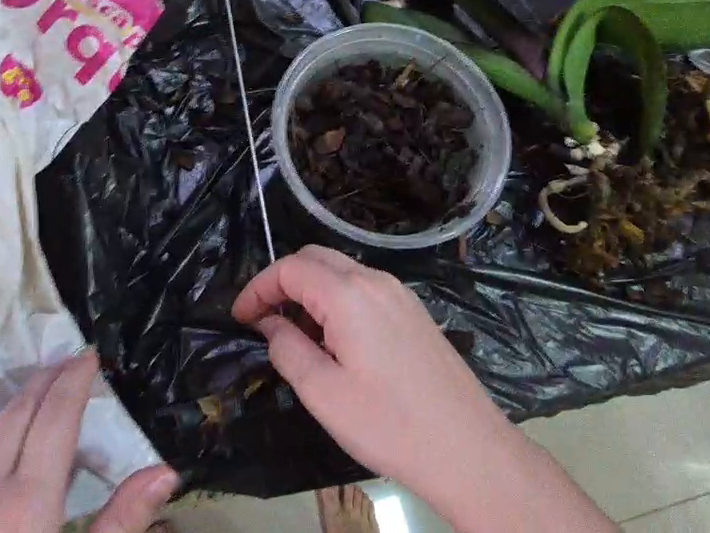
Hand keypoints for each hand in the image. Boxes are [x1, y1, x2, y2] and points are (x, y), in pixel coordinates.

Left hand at [0, 352, 178, 532]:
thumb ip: (121, 524)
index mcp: (30, 500)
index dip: (74, 380)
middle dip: (45, 383)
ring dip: (9, 417)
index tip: (89, 356)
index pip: (57, 416)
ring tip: (29, 411)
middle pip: (18, 413)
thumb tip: (164, 470)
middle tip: (66, 367)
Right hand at [231, 245, 505, 491]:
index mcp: (348, 294)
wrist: (470, 451)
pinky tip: (334, 342)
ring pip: (341, 271)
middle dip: (282, 282)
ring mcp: (399, 294)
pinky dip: (336, 300)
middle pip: (315, 258)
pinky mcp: (414, 312)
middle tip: (261, 320)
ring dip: (309, 291)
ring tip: (294, 336)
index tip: (239, 318)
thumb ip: (287, 349)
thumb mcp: (323, 394)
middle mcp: (375, 280)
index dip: (258, 288)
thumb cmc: (390, 424)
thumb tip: (270, 324)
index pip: (290, 268)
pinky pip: (363, 289)